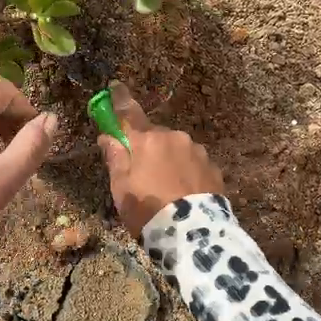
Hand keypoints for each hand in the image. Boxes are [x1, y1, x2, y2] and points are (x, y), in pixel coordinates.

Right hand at [97, 84, 223, 235]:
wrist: (192, 234)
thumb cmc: (148, 210)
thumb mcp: (121, 188)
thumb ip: (115, 158)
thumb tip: (107, 137)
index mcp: (146, 139)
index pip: (129, 112)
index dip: (119, 99)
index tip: (114, 86)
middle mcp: (173, 137)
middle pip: (154, 135)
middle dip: (147, 146)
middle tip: (141, 172)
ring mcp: (196, 151)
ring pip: (175, 149)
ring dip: (168, 160)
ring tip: (165, 188)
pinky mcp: (213, 167)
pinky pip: (192, 164)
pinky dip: (185, 172)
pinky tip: (183, 193)